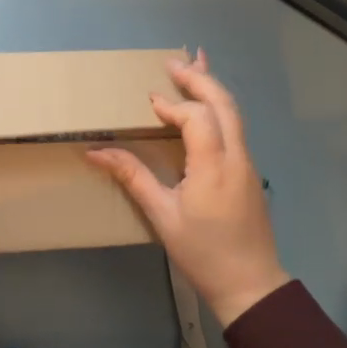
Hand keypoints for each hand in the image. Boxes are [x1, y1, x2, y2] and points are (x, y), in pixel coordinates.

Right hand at [88, 51, 289, 326]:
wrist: (251, 285)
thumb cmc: (203, 253)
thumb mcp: (162, 216)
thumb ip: (132, 178)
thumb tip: (95, 152)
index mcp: (214, 165)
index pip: (196, 117)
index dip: (173, 106)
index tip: (150, 102)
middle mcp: (236, 157)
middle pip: (223, 104)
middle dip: (199, 78)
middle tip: (173, 62)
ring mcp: (247, 163)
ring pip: (234, 113)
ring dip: (213, 88)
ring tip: (195, 65)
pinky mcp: (249, 172)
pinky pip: (236, 128)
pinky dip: (221, 107)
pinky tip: (208, 106)